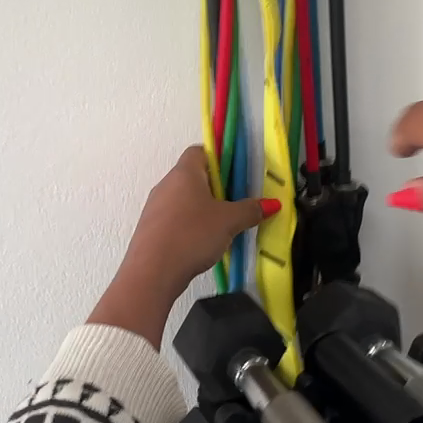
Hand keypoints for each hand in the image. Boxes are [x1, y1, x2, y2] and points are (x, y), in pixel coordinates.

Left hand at [88, 146, 275, 346]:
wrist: (152, 272)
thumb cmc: (192, 235)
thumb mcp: (229, 222)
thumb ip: (250, 210)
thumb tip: (272, 204)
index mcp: (184, 173)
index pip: (200, 151)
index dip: (219, 158)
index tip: (235, 175)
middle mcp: (166, 184)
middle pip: (192, 175)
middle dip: (215, 187)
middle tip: (234, 204)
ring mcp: (154, 206)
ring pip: (182, 198)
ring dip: (201, 208)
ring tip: (220, 227)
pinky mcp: (150, 227)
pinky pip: (173, 217)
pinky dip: (188, 224)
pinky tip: (200, 243)